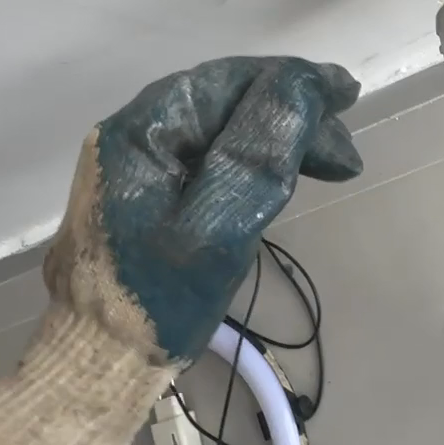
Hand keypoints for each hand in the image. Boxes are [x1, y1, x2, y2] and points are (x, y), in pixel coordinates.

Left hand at [0, 57, 361, 444]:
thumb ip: (260, 150)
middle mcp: (134, 130)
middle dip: (292, 114)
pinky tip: (277, 175)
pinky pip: (210, 151)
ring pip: (223, 124)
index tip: (347, 96)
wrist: (96, 363)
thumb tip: (303, 83)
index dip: (296, 83)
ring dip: (278, 136)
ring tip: (325, 163)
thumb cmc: (159, 301)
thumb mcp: (219, 226)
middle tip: (343, 153)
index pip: (233, 80)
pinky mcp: (145, 187)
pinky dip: (253, 157)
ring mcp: (137, 159)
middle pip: (228, 98)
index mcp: (144, 129)